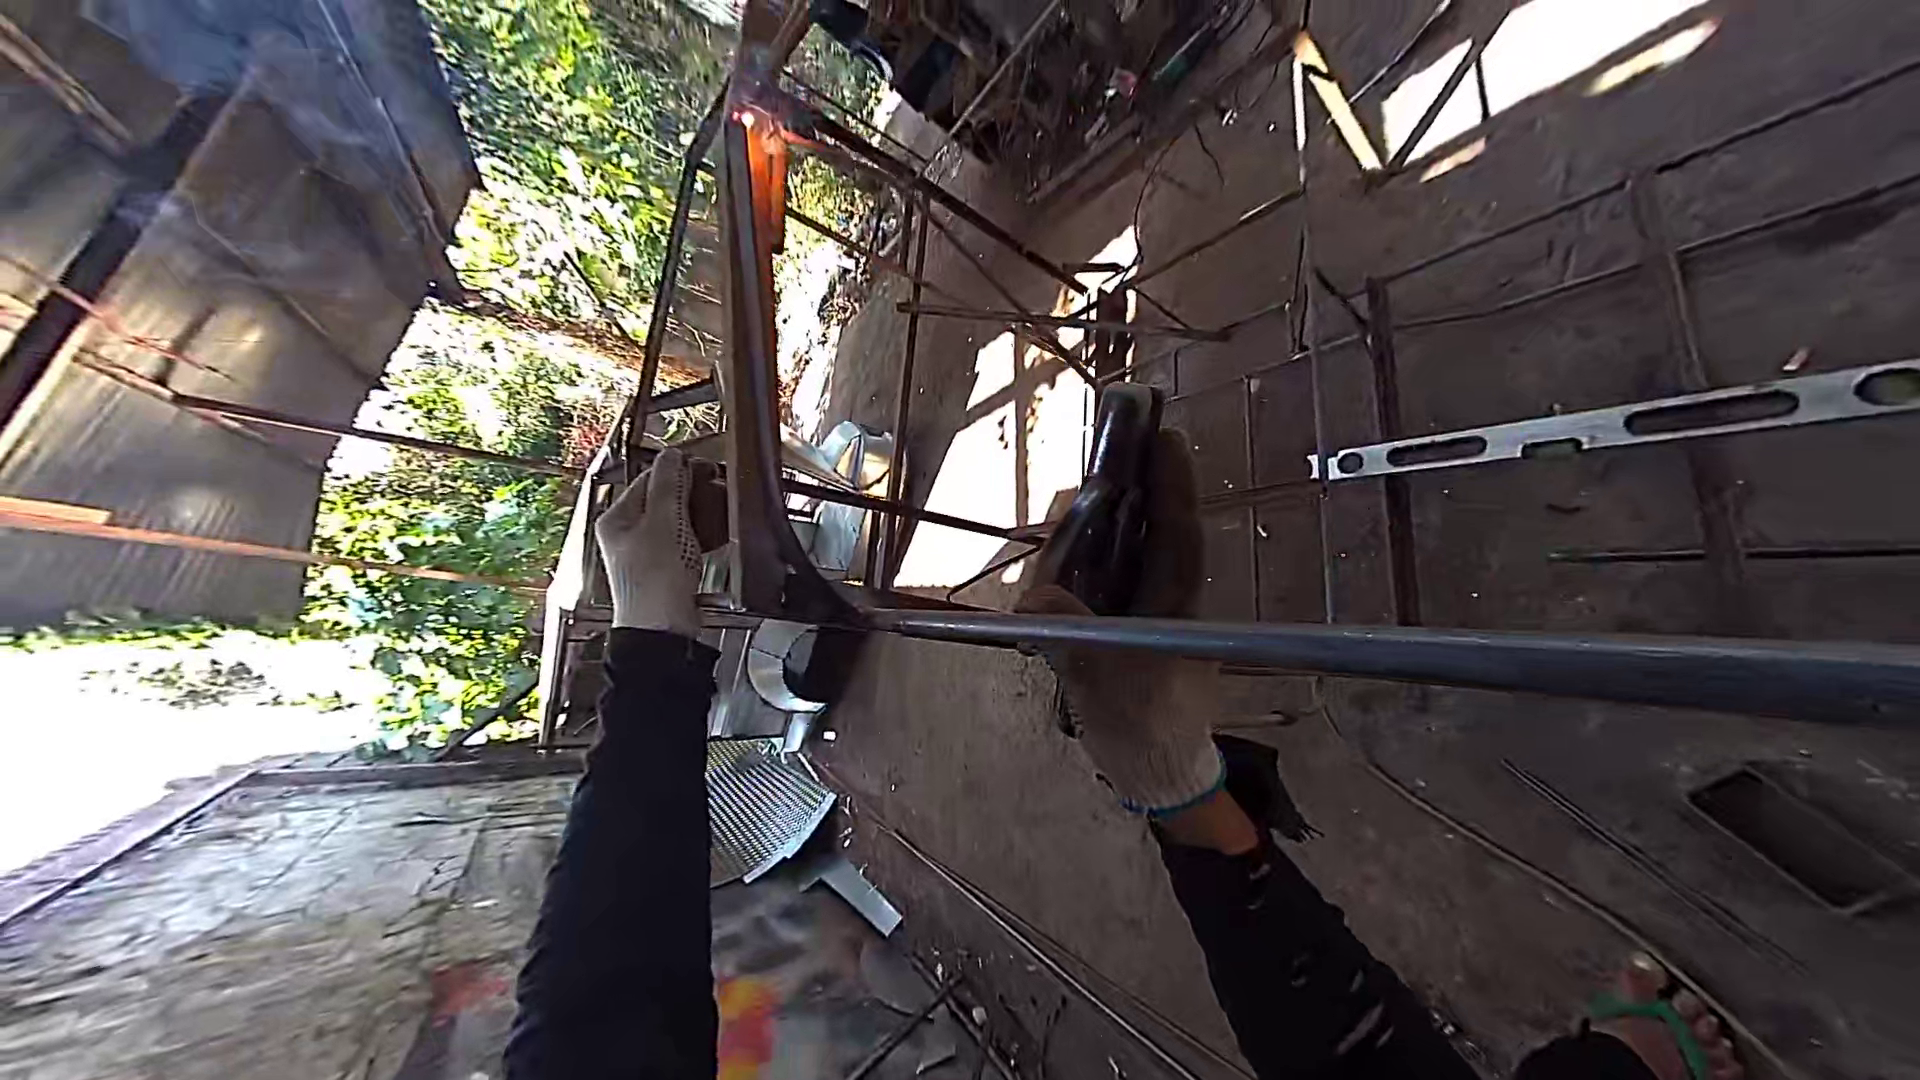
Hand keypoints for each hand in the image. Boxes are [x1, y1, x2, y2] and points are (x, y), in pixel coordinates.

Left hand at [596, 449, 701, 637]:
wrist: (664, 628)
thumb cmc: (657, 578)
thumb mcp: (664, 522)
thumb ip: (668, 485)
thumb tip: (672, 455)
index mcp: (616, 519)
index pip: (647, 479)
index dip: (677, 470)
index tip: (705, 467)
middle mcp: (625, 534)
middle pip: (659, 499)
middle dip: (688, 492)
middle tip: (713, 488)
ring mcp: (643, 554)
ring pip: (672, 520)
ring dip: (695, 513)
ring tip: (715, 511)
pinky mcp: (662, 570)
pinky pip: (681, 541)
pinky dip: (697, 535)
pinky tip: (712, 539)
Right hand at [1017, 431, 1226, 818]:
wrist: (1153, 770)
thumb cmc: (1143, 728)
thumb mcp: (1103, 683)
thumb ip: (1071, 639)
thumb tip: (1034, 596)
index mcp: (1179, 608)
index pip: (1179, 536)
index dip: (1174, 486)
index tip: (1168, 437)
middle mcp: (1169, 600)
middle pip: (1159, 532)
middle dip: (1145, 486)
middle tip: (1123, 441)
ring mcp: (1150, 612)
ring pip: (1137, 552)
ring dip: (1121, 516)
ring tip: (1097, 480)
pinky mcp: (1130, 625)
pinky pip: (1116, 578)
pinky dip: (1098, 555)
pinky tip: (1076, 545)